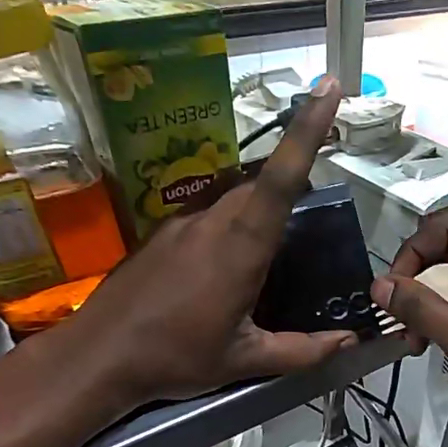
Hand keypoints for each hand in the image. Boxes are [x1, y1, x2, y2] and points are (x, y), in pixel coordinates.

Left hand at [62, 78, 355, 403]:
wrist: (99, 355)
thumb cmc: (174, 358)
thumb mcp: (242, 360)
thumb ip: (300, 350)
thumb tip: (347, 342)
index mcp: (239, 247)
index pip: (281, 178)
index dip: (307, 129)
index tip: (327, 86)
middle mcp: (208, 223)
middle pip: (256, 184)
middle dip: (286, 184)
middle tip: (306, 218)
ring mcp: (177, 225)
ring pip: (227, 197)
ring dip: (252, 207)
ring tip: (263, 250)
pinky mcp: (156, 235)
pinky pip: (201, 215)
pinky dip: (222, 225)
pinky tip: (216, 267)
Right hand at [371, 212, 447, 446]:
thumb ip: (421, 308)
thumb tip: (378, 285)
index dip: (415, 252)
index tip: (393, 286)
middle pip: (446, 255)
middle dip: (415, 285)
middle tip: (396, 318)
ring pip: (447, 284)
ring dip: (421, 308)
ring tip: (409, 339)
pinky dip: (434, 322)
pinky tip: (420, 344)